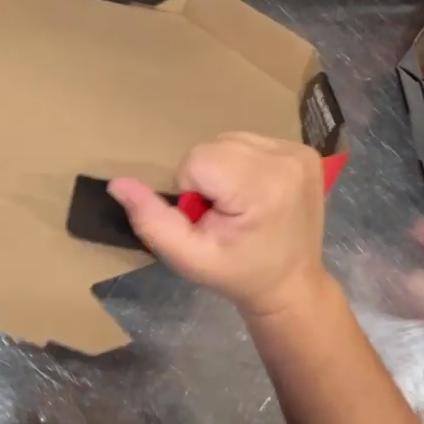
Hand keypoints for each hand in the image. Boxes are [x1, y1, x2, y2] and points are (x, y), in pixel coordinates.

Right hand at [108, 133, 332, 320]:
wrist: (290, 283)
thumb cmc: (236, 273)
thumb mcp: (187, 257)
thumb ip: (151, 219)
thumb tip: (117, 183)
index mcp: (262, 187)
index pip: (197, 160)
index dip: (192, 189)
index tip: (211, 218)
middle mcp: (286, 161)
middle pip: (213, 146)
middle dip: (207, 178)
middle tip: (224, 214)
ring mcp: (300, 153)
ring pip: (230, 140)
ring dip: (224, 169)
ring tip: (239, 204)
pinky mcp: (306, 151)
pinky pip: (251, 142)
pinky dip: (244, 165)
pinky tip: (256, 193)